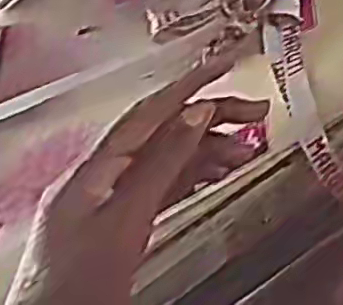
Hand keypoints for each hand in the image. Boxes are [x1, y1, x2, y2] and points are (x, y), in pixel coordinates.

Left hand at [8, 52, 267, 304]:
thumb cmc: (81, 280)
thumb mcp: (127, 218)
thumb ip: (164, 161)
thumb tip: (201, 108)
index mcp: (91, 173)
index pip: (147, 113)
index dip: (189, 84)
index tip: (230, 61)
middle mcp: (100, 179)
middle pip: (163, 131)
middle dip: (214, 117)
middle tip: (260, 112)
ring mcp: (110, 202)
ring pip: (171, 156)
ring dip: (213, 147)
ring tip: (250, 151)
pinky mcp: (123, 223)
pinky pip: (169, 181)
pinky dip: (200, 171)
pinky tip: (225, 171)